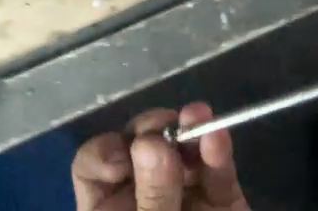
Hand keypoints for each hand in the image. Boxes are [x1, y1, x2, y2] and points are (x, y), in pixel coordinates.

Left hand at [73, 105, 249, 210]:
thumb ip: (151, 196)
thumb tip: (152, 140)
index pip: (94, 164)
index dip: (104, 151)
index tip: (122, 156)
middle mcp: (143, 197)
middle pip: (143, 146)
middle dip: (154, 131)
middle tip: (166, 131)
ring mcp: (186, 197)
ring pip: (184, 151)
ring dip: (191, 130)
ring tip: (198, 117)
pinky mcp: (222, 201)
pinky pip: (218, 171)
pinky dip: (219, 153)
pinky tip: (217, 137)